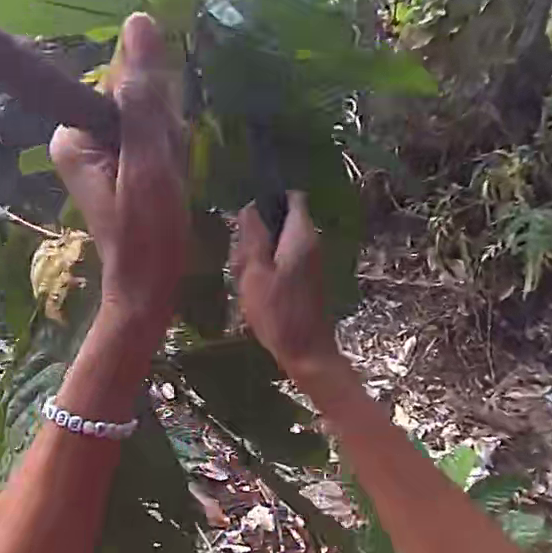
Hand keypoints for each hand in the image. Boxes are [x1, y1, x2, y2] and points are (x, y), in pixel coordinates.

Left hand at [50, 13, 187, 338]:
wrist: (151, 285)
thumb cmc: (147, 233)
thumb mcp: (148, 164)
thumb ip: (143, 98)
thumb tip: (140, 23)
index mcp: (73, 133)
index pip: (122, 86)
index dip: (154, 114)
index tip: (159, 152)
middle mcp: (80, 136)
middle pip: (138, 102)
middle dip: (164, 134)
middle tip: (166, 174)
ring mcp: (102, 150)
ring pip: (152, 121)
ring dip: (172, 148)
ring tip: (169, 183)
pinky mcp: (121, 163)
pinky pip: (155, 140)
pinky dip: (172, 158)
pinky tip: (171, 183)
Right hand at [233, 192, 346, 387]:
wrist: (307, 354)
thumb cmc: (278, 312)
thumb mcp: (256, 272)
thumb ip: (253, 237)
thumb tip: (250, 207)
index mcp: (301, 236)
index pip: (292, 198)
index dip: (268, 200)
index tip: (246, 218)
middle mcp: (311, 244)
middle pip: (280, 223)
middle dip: (256, 235)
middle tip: (240, 260)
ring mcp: (310, 264)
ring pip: (278, 246)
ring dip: (257, 258)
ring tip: (245, 280)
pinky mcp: (306, 281)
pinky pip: (283, 264)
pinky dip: (267, 272)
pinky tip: (254, 293)